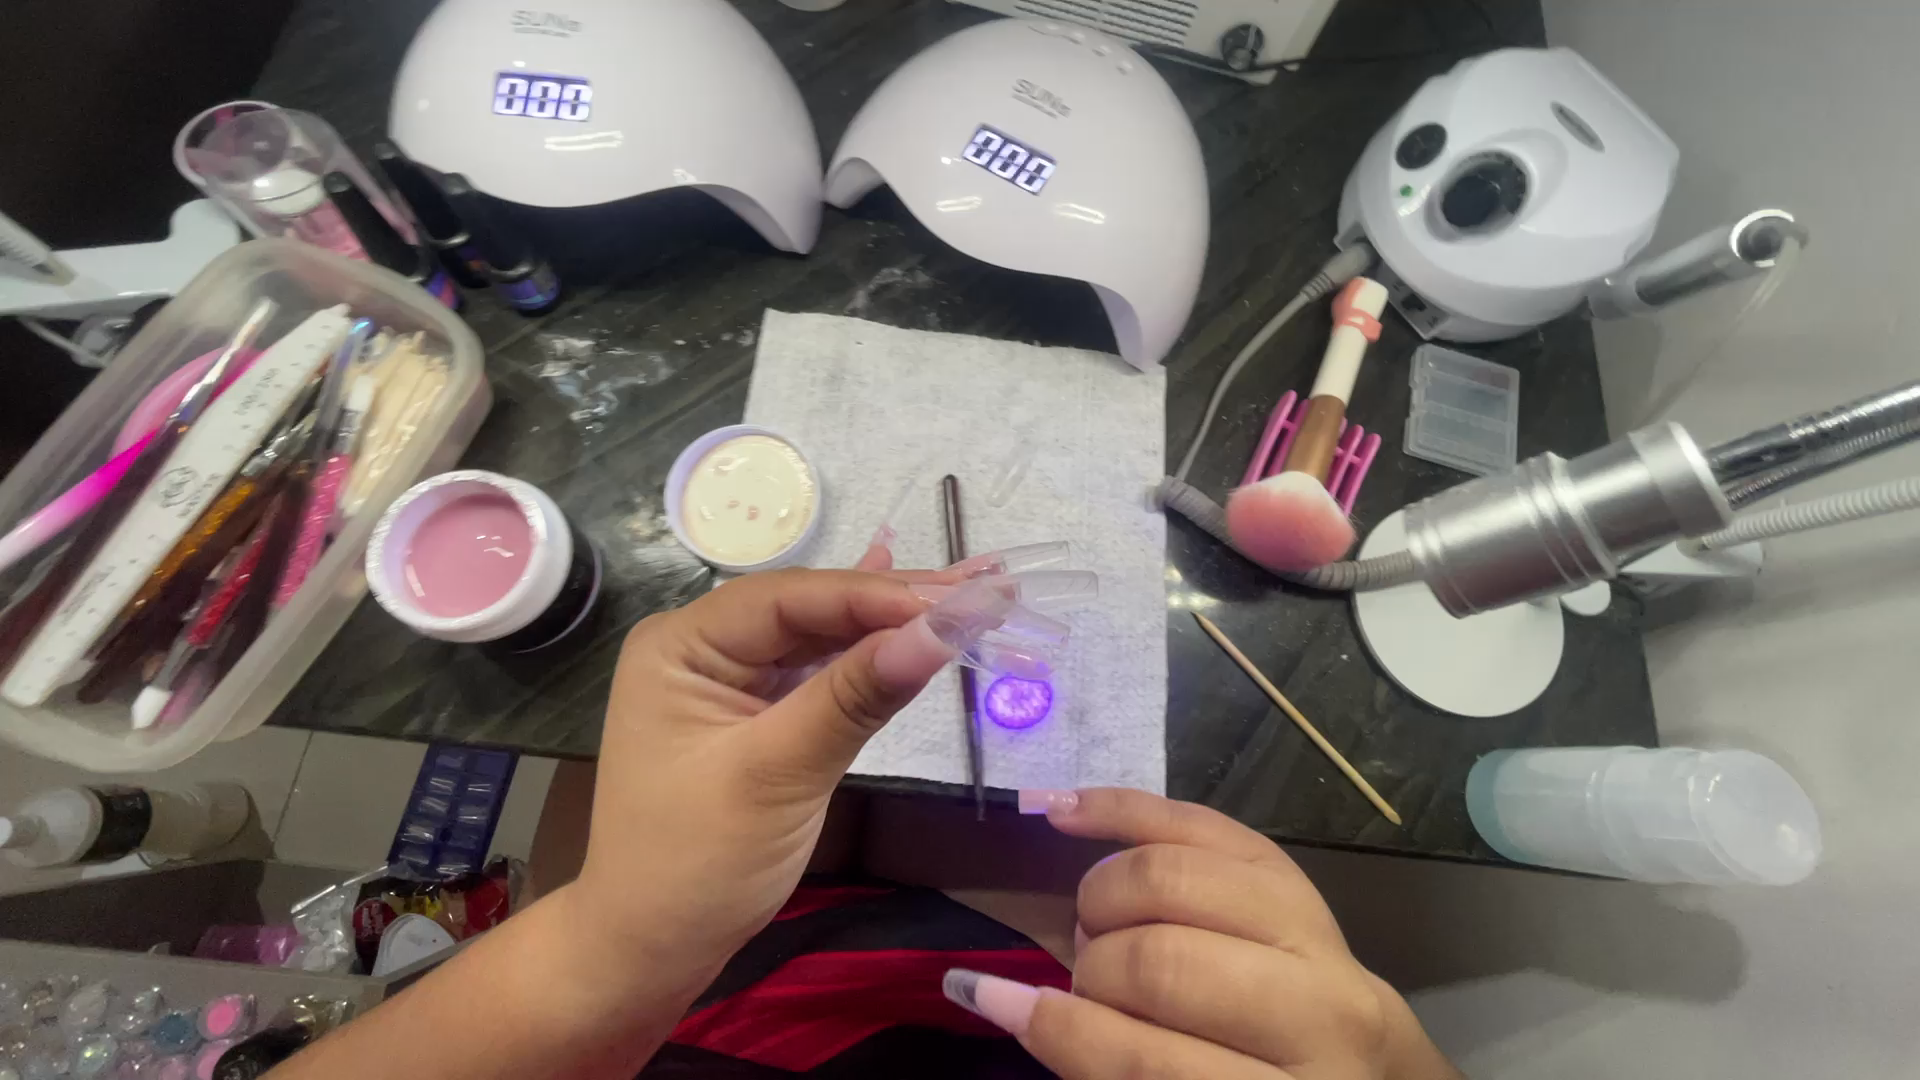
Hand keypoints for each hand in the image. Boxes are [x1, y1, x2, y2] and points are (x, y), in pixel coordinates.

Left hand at [275, 568, 987, 1079]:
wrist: (654, 950)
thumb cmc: (698, 865)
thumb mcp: (779, 774)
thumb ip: (856, 695)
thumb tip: (941, 629)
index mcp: (682, 644)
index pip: (788, 599)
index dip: (873, 595)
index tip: (954, 600)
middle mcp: (706, 643)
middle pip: (812, 607)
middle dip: (897, 599)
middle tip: (984, 584)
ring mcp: (734, 673)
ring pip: (825, 632)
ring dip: (896, 616)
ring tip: (970, 589)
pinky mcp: (762, 705)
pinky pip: (822, 664)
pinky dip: (871, 644)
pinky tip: (905, 601)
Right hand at [945, 788, 1458, 1079]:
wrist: (1369, 1078)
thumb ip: (1106, 1060)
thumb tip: (990, 995)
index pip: (1148, 1061)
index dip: (1059, 1029)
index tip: (992, 997)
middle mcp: (1323, 1020)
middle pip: (1164, 962)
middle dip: (1095, 963)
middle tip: (1084, 973)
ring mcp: (1316, 933)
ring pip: (1178, 877)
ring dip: (1107, 890)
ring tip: (1095, 914)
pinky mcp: (1293, 874)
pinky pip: (1196, 821)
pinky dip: (1122, 811)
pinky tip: (1066, 812)